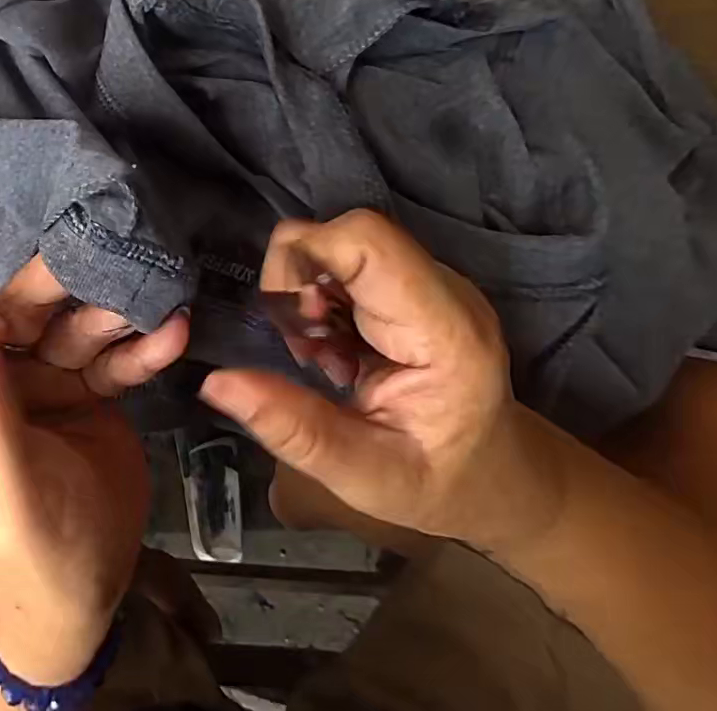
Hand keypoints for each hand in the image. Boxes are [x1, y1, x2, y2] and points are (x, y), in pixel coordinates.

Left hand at [0, 257, 189, 683]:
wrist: (89, 594)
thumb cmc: (31, 555)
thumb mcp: (3, 490)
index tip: (2, 325)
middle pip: (4, 311)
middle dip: (46, 295)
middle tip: (97, 281)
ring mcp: (39, 381)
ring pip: (62, 326)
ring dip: (104, 315)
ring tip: (147, 305)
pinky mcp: (84, 389)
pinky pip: (107, 356)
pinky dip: (137, 346)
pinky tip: (172, 334)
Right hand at [198, 210, 564, 552]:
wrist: (501, 475)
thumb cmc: (442, 483)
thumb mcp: (364, 477)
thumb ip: (293, 429)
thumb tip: (215, 383)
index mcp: (444, 330)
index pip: (365, 239)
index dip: (303, 263)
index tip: (295, 328)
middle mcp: (440, 288)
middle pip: (341, 234)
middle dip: (295, 284)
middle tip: (305, 351)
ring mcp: (426, 279)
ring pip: (333, 242)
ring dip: (302, 292)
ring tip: (320, 354)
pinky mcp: (408, 281)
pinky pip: (339, 259)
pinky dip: (315, 295)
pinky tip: (330, 344)